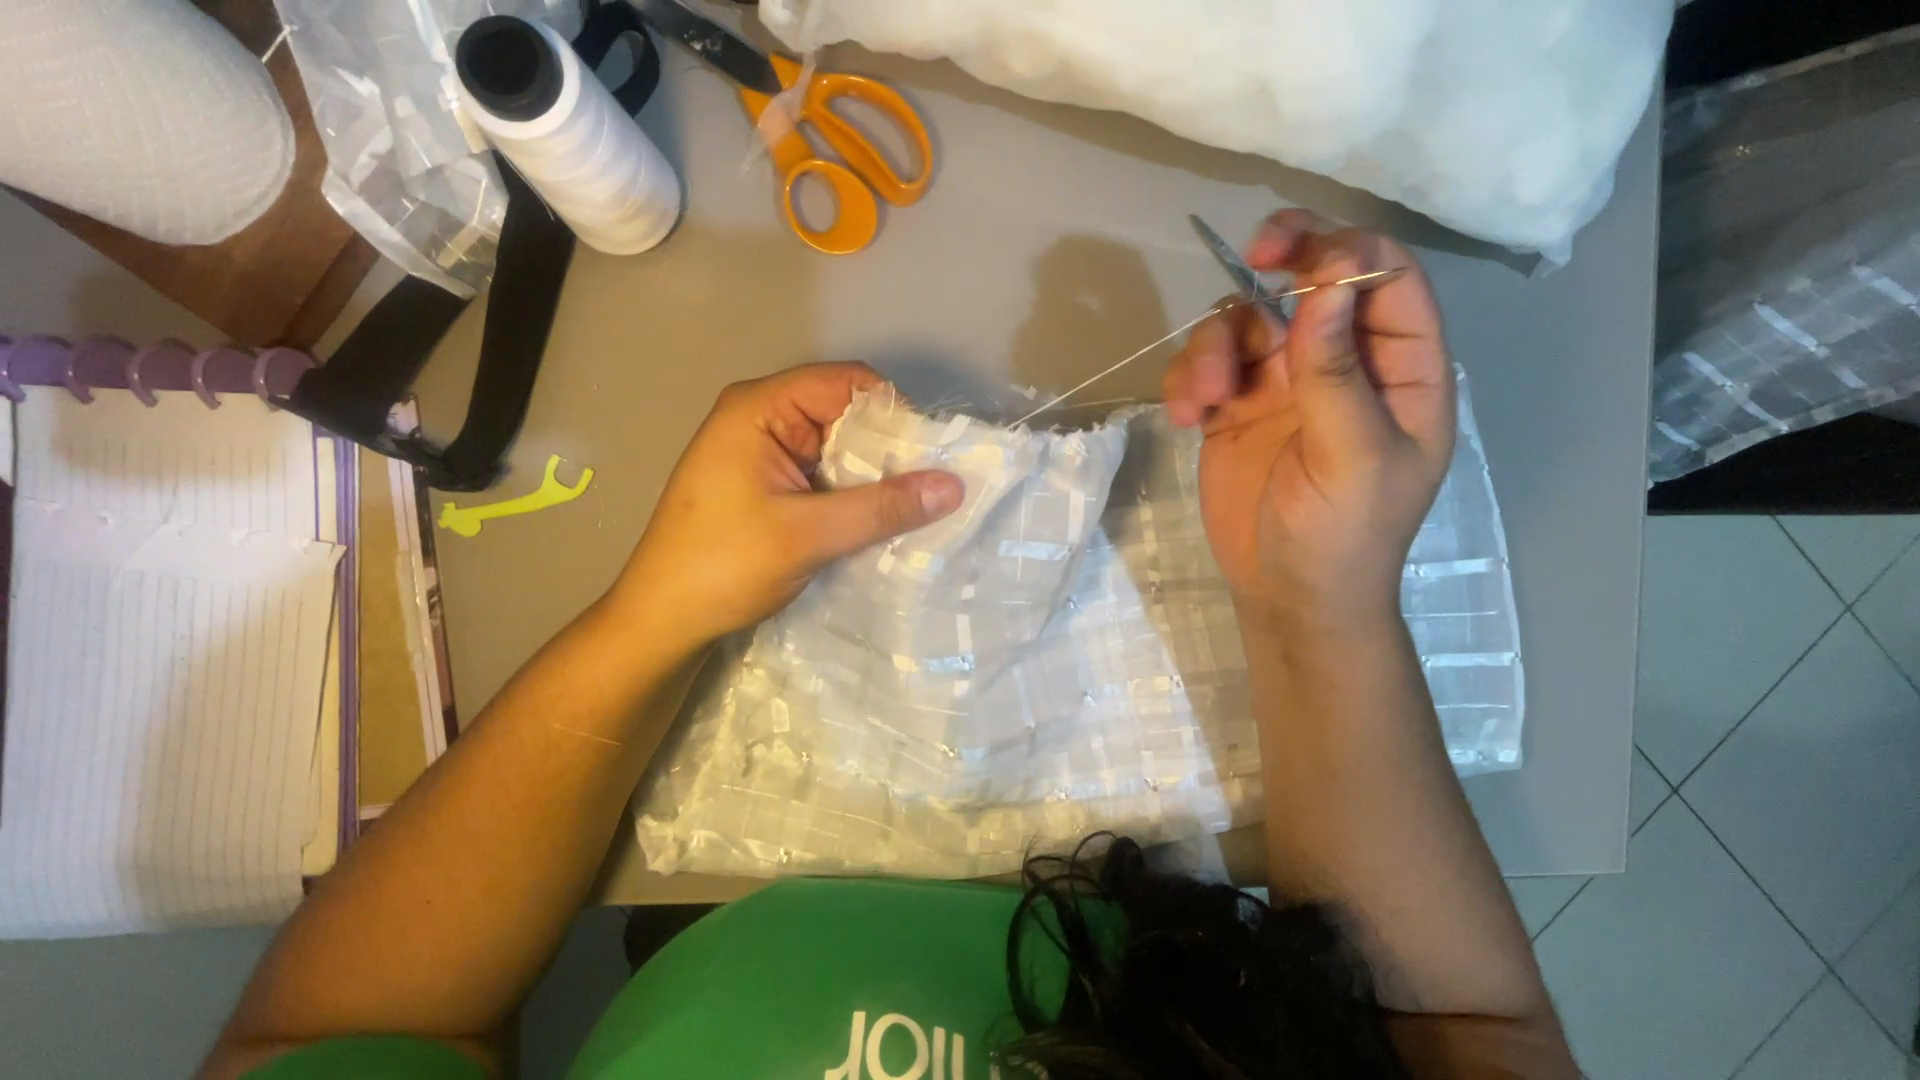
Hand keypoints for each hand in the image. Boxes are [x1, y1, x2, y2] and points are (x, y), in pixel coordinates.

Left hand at [612, 362, 962, 646]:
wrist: (662, 619)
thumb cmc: (723, 566)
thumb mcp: (808, 535)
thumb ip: (881, 508)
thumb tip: (954, 486)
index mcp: (759, 407)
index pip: (847, 383)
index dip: (894, 414)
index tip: (930, 459)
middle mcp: (761, 417)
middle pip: (845, 412)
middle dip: (888, 448)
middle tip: (929, 490)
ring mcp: (762, 451)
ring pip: (838, 447)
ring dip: (873, 476)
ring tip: (912, 509)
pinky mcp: (767, 483)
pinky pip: (824, 474)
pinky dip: (852, 493)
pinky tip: (878, 522)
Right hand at [1163, 211, 1455, 626]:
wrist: (1288, 597)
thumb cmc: (1344, 535)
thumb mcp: (1355, 458)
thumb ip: (1340, 373)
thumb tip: (1327, 283)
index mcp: (1400, 368)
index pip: (1387, 277)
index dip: (1346, 248)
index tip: (1294, 255)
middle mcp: (1343, 360)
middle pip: (1315, 276)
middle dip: (1283, 256)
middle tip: (1251, 253)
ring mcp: (1283, 382)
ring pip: (1245, 318)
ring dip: (1216, 346)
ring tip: (1204, 399)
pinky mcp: (1233, 407)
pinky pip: (1205, 363)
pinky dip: (1188, 379)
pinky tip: (1185, 418)